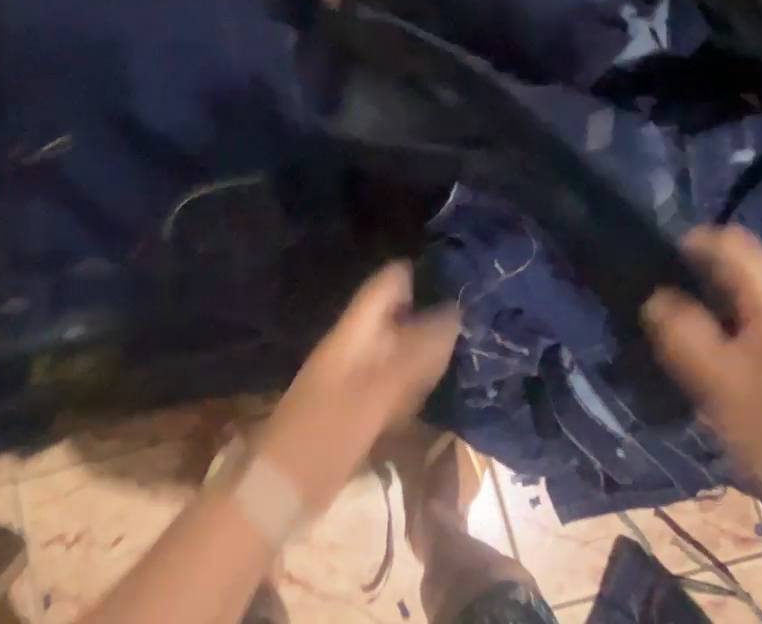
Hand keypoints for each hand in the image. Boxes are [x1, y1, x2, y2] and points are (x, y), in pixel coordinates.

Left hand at [252, 263, 461, 511]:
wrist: (280, 488)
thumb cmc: (324, 436)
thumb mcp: (374, 394)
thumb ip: (415, 354)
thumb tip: (454, 311)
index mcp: (353, 332)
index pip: (389, 282)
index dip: (423, 272)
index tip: (465, 272)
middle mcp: (355, 345)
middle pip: (397, 313)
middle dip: (433, 310)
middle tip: (481, 312)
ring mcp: (356, 375)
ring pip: (400, 346)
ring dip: (430, 344)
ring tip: (474, 340)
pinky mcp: (359, 405)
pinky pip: (396, 380)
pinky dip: (419, 378)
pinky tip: (445, 384)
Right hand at [641, 226, 761, 538]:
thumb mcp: (716, 379)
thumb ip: (681, 330)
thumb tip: (655, 298)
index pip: (732, 242)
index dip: (690, 242)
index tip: (653, 264)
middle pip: (734, 266)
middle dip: (691, 274)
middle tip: (654, 298)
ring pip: (737, 295)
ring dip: (701, 302)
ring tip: (667, 326)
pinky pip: (744, 319)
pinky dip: (717, 324)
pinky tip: (697, 353)